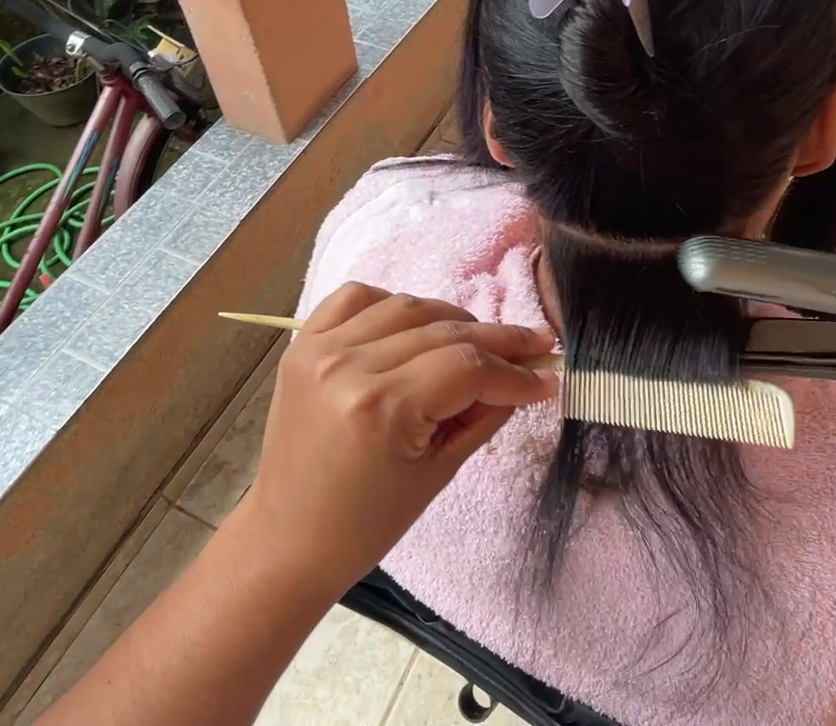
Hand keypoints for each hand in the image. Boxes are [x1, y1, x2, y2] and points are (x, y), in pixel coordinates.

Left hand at [236, 283, 556, 587]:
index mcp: (381, 407)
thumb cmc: (368, 522)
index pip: (467, 367)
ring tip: (479, 341)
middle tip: (533, 346)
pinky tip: (414, 326)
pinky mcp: (302, 344)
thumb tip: (529, 379)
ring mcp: (320, 349)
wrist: (289, 537)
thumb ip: (485, 414)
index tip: (546, 376)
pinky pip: (356, 298)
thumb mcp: (439, 472)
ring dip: (451, 319)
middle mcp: (348, 366)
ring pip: (406, 306)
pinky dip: (393, 304)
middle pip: (442, 331)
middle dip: (497, 340)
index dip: (513, 371)